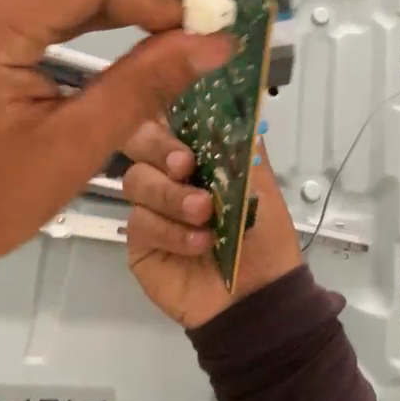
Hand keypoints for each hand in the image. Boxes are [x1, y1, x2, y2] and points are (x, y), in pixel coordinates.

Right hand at [119, 120, 303, 327]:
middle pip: (139, 142)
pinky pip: (140, 223)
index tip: (180, 118)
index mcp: (199, 155)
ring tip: (204, 214)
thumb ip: (242, 146)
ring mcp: (151, 208)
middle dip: (159, 147)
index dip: (168, 114)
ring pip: (136, 181)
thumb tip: (232, 104)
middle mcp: (170, 175)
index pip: (170, 119)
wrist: (258, 296)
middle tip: (185, 164)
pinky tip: (198, 243)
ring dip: (172, 195)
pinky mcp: (140, 242)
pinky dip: (171, 231)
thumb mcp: (261, 185)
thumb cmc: (264, 237)